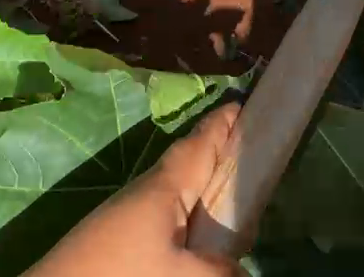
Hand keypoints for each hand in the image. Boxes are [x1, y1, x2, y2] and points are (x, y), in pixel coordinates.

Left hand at [26, 103, 240, 276]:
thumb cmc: (121, 273)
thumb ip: (219, 271)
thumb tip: (241, 270)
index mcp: (166, 183)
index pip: (203, 140)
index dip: (226, 121)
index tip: (246, 103)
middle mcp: (147, 188)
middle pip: (190, 161)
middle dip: (217, 151)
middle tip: (248, 151)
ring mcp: (128, 213)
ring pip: (176, 191)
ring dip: (201, 185)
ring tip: (230, 197)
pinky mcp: (115, 238)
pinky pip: (163, 216)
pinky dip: (185, 214)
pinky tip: (192, 238)